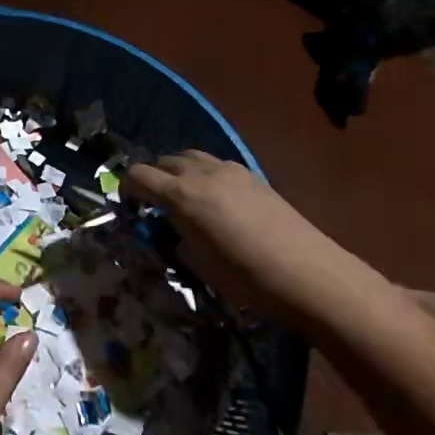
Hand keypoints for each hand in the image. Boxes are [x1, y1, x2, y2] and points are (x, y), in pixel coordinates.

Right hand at [124, 150, 355, 316]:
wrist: (308, 273)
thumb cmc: (245, 277)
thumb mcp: (196, 264)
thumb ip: (175, 239)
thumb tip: (170, 230)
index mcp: (181, 195)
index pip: (138, 176)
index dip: (127, 190)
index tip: (130, 209)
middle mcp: (201, 173)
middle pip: (163, 161)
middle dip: (152, 179)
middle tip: (155, 206)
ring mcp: (229, 170)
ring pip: (190, 157)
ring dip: (178, 172)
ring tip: (184, 198)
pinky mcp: (252, 176)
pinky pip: (215, 165)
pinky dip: (204, 175)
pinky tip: (215, 201)